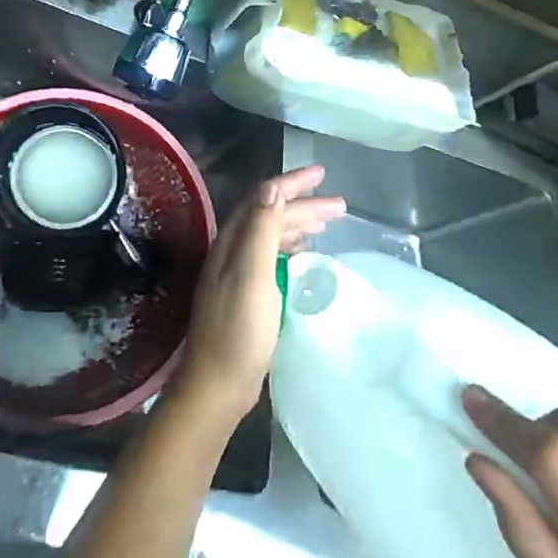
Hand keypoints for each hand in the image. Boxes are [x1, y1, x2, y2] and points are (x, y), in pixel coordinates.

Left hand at [173, 165, 345, 421]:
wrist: (218, 383)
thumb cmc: (239, 330)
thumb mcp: (253, 276)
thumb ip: (261, 232)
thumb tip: (273, 190)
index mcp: (231, 242)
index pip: (263, 198)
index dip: (292, 183)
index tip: (323, 174)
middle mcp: (231, 251)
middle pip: (268, 215)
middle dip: (302, 204)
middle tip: (339, 206)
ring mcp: (236, 273)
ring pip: (270, 235)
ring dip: (297, 224)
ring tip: (326, 224)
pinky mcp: (245, 294)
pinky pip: (271, 256)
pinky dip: (290, 247)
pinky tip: (304, 255)